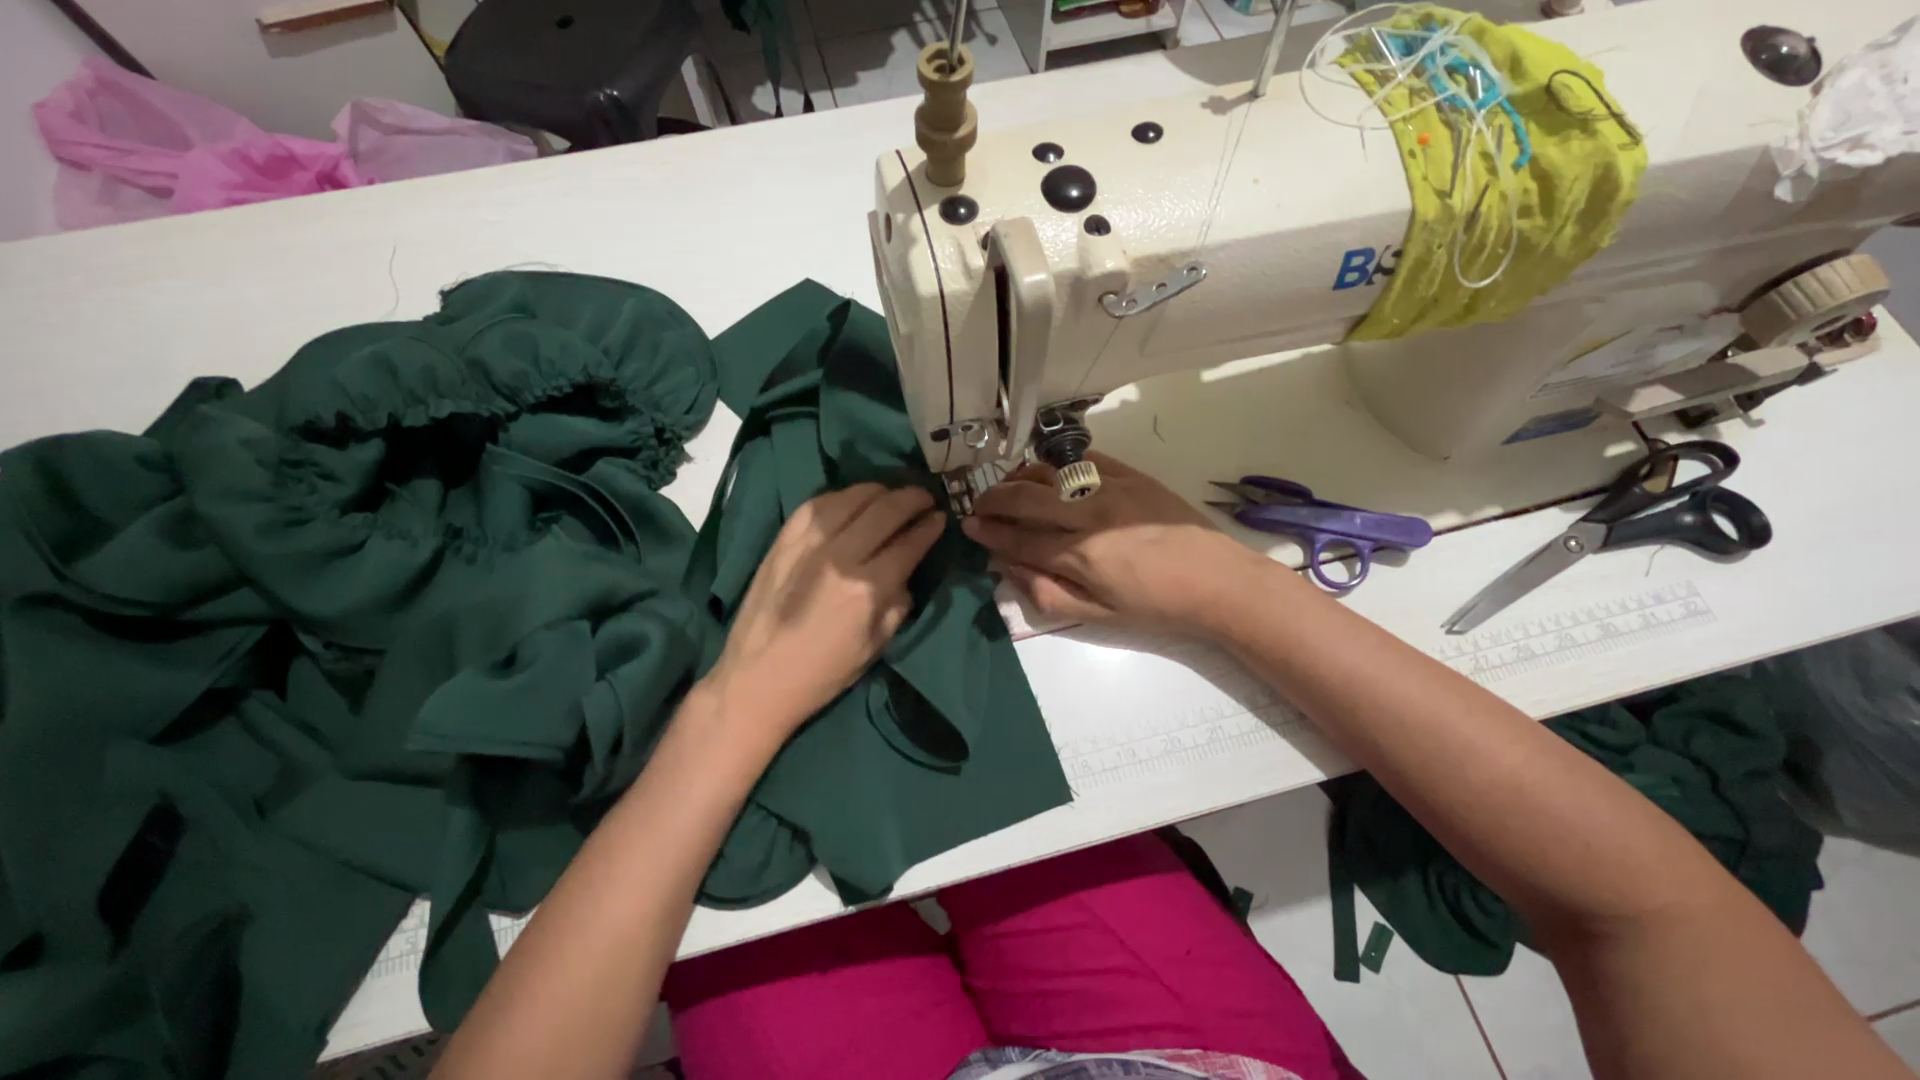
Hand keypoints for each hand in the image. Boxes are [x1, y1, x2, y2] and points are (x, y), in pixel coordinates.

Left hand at [702, 484, 943, 745]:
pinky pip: (818, 503)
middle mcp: (839, 557)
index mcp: (866, 590)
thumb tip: (907, 572)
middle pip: (885, 511)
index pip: (909, 543)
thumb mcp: (875, 647)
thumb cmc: (822, 673)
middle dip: (912, 499)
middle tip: (925, 498)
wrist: (756, 679)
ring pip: (853, 498)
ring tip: (892, 494)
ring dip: (880, 491)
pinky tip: (853, 500)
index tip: (941, 517)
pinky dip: (842, 496)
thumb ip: (897, 604)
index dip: (930, 527)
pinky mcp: (783, 540)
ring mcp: (808, 544)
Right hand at [962, 453, 1275, 632]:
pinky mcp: (1131, 474)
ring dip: (1019, 477)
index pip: (1018, 539)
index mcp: (1079, 556)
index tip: (969, 526)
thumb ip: (1047, 595)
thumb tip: (1009, 568)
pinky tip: (1047, 472)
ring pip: (1048, 472)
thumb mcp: (1098, 617)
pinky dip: (1056, 463)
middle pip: (1024, 498)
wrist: (1216, 580)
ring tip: (1008, 487)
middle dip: (993, 500)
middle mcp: (1088, 516)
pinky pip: (1082, 458)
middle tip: (979, 505)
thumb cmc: (1156, 606)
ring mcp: (1110, 488)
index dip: (988, 533)